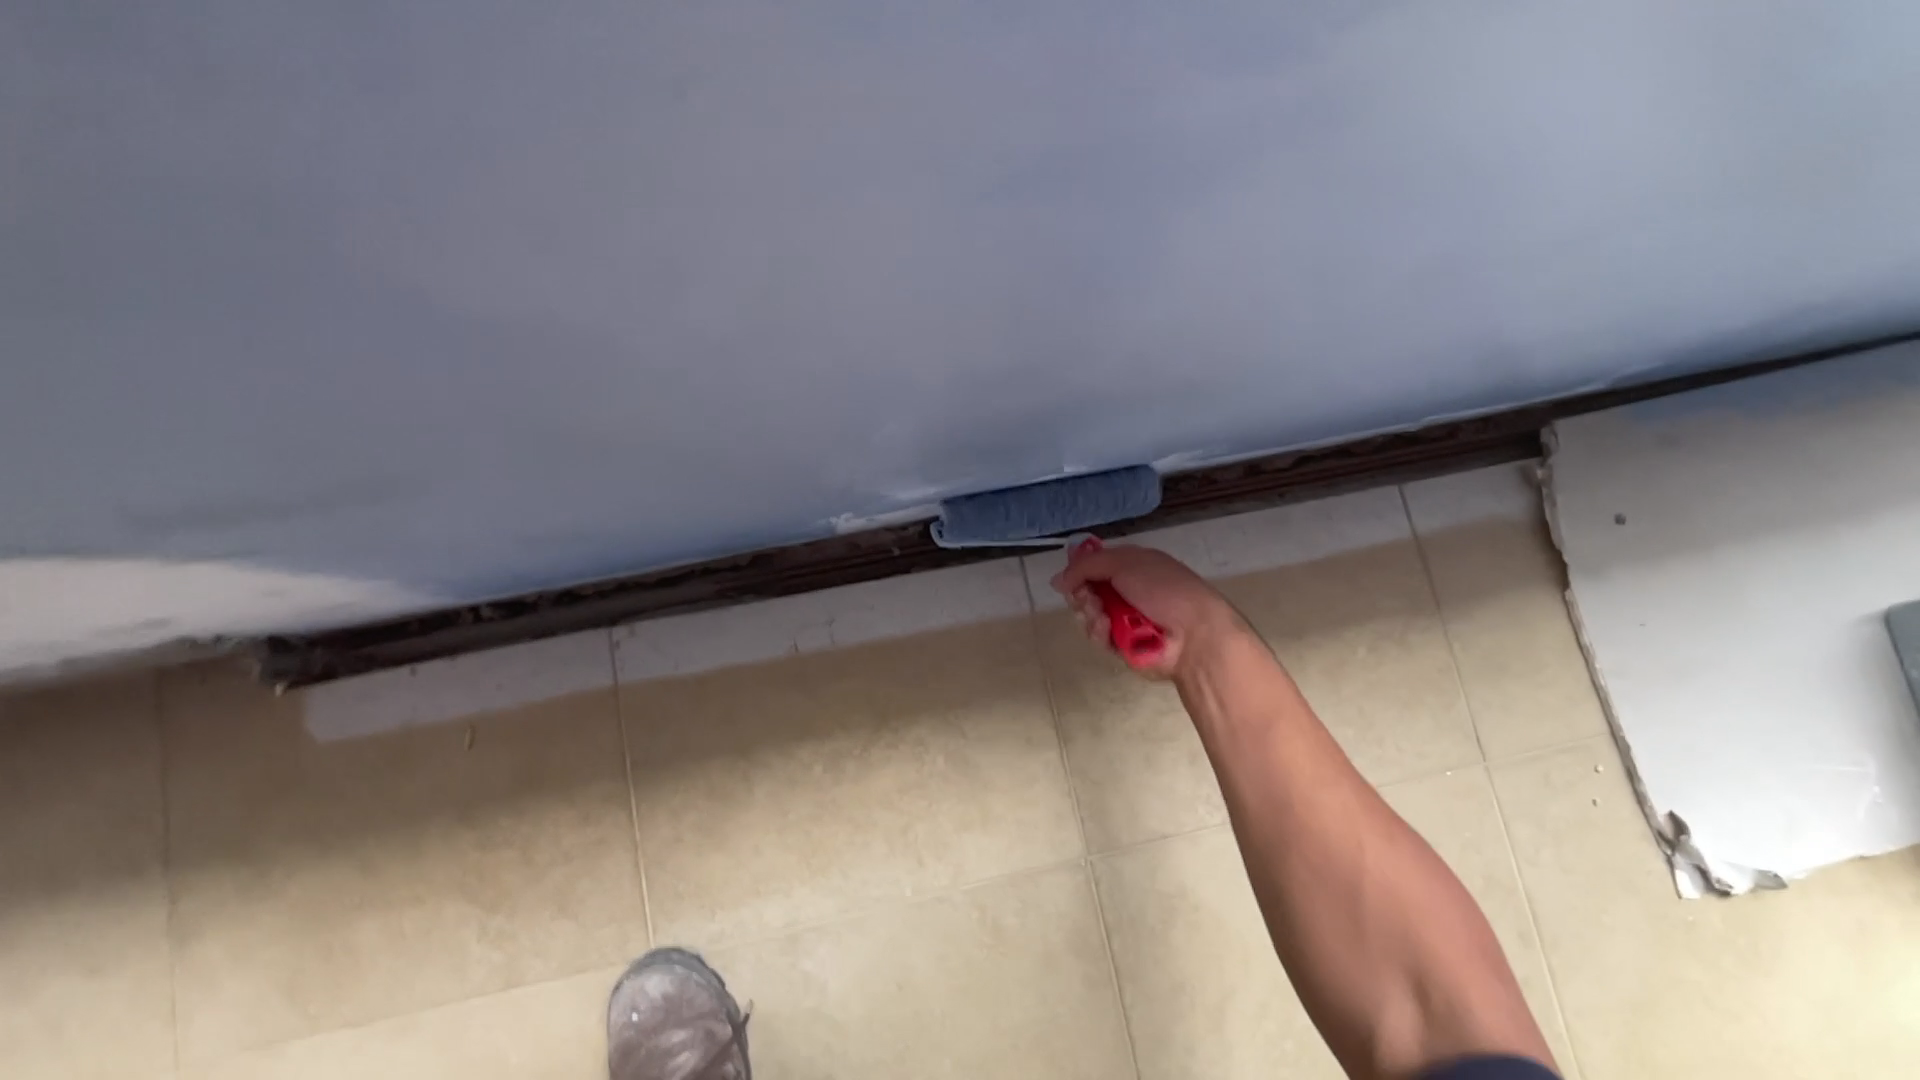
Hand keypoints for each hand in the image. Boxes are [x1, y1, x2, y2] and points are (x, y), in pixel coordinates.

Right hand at [1050, 543, 1245, 679]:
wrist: (1194, 633)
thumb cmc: (1164, 589)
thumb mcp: (1125, 562)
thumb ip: (1087, 565)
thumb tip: (1057, 580)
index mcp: (1134, 567)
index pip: (1096, 566)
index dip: (1080, 570)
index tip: (1071, 576)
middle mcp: (1128, 592)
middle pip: (1087, 591)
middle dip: (1081, 594)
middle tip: (1086, 597)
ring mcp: (1125, 620)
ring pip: (1089, 616)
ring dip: (1089, 613)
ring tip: (1101, 615)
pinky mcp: (1123, 646)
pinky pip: (1098, 638)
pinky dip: (1099, 632)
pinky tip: (1107, 629)